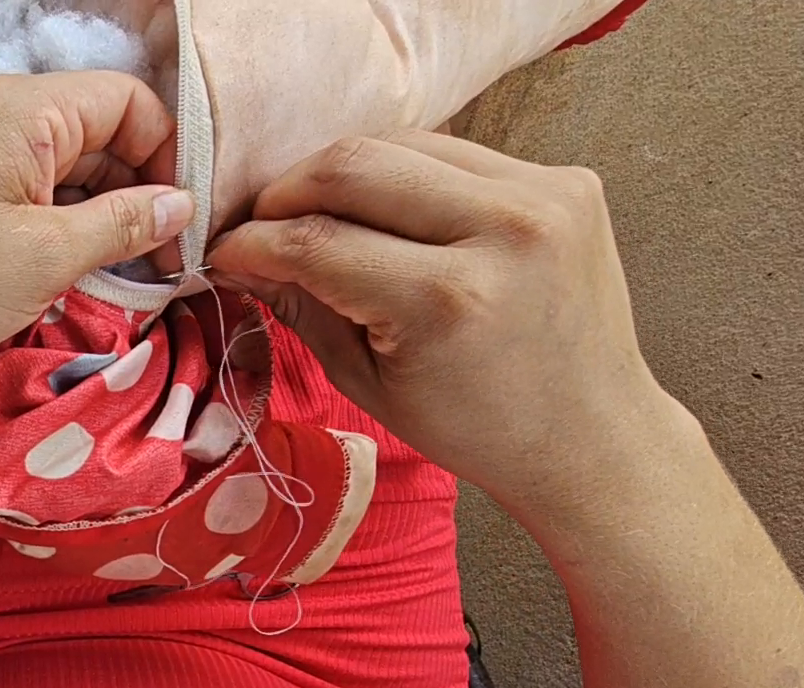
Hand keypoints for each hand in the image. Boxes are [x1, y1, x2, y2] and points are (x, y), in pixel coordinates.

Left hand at [0, 70, 195, 371]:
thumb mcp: (48, 257)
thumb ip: (122, 224)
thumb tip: (180, 207)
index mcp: (25, 108)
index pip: (128, 103)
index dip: (167, 157)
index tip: (182, 220)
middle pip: (97, 131)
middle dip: (134, 188)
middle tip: (159, 254)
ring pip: (63, 165)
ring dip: (97, 210)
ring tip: (121, 265)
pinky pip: (26, 187)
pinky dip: (57, 219)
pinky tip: (72, 259)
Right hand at [206, 130, 690, 523]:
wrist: (586, 429)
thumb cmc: (463, 425)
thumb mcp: (360, 378)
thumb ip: (300, 306)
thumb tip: (238, 263)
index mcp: (444, 300)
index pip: (315, 241)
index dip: (250, 243)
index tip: (217, 254)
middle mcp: (503, 226)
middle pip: (354, 165)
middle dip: (282, 192)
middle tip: (254, 227)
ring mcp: (544, 190)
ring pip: (399, 143)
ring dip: (333, 176)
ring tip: (303, 217)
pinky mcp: (563, 176)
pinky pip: (447, 152)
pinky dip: (390, 175)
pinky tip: (368, 211)